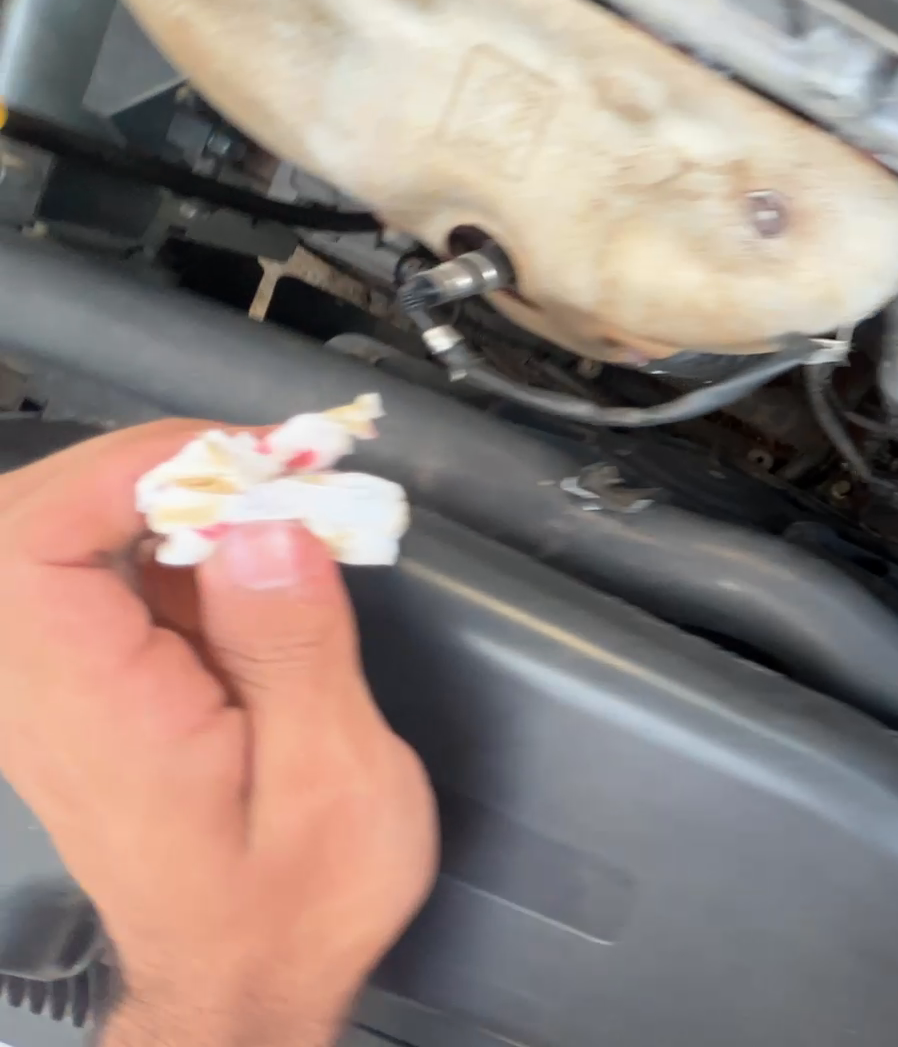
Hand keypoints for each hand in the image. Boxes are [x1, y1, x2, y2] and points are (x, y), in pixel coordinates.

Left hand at [0, 422, 437, 1046]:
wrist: (261, 974)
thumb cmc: (306, 893)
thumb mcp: (334, 770)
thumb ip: (294, 646)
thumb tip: (265, 530)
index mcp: (96, 714)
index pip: (26, 544)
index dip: (133, 468)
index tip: (260, 456)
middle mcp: (54, 694)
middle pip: (40, 527)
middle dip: (170, 470)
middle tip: (294, 472)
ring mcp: (79, 691)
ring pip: (88, 545)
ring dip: (199, 501)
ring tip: (307, 505)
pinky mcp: (122, 691)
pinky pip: (132, 583)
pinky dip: (207, 542)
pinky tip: (283, 557)